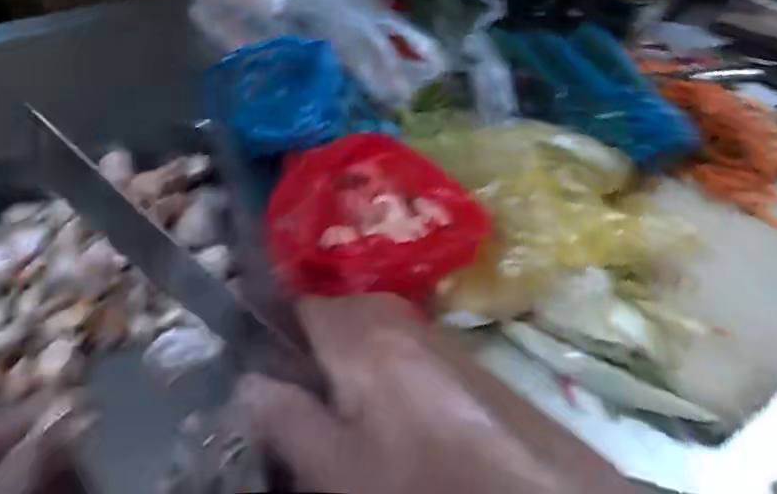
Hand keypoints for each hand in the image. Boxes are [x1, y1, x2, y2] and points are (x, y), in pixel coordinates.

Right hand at [237, 294, 631, 493]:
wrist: (528, 487)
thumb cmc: (419, 480)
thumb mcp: (339, 469)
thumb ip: (288, 419)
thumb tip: (248, 381)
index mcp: (361, 332)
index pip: (301, 300)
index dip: (272, 319)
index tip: (251, 346)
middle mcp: (397, 316)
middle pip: (337, 311)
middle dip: (310, 341)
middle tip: (293, 387)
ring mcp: (433, 333)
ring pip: (372, 328)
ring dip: (348, 356)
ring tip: (337, 405)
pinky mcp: (460, 356)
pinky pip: (405, 346)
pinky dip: (384, 368)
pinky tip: (388, 411)